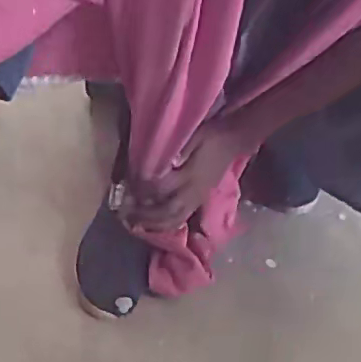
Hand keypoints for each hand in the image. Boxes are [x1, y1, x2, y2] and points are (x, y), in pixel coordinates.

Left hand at [127, 115, 258, 231]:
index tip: (128, 189)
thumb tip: (167, 162)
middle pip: (166, 211)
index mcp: (192, 175)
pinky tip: (152, 226)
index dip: (144, 190)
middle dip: (145, 215)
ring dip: (153, 224)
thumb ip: (182, 149)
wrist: (235, 141)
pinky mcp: (199, 202)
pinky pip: (181, 219)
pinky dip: (165, 225)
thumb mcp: (197, 135)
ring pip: (174, 220)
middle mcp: (194, 192)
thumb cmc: (212, 136)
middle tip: (126, 215)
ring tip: (135, 225)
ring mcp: (197, 199)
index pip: (163, 188)